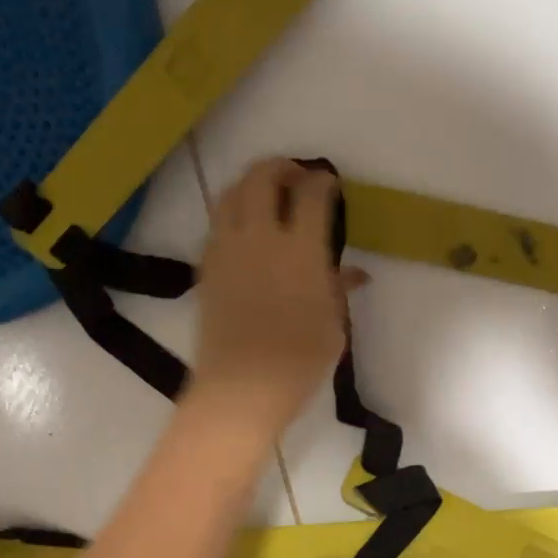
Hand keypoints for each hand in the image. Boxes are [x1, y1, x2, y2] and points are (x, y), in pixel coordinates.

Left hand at [191, 158, 361, 432]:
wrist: (241, 390)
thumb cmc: (298, 363)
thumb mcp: (333, 327)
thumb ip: (338, 289)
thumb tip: (351, 272)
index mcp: (301, 251)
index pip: (311, 195)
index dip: (323, 182)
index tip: (330, 185)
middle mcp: (261, 238)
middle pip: (262, 178)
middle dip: (281, 168)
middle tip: (295, 178)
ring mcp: (227, 250)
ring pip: (231, 193)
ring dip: (250, 184)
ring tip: (265, 195)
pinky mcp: (206, 268)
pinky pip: (217, 225)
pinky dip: (232, 214)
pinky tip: (245, 232)